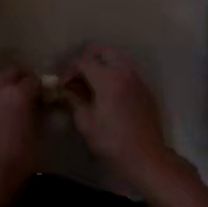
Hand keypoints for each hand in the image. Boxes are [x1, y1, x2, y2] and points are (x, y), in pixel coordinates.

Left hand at [0, 67, 42, 206]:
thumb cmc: (20, 157)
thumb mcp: (39, 134)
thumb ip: (41, 112)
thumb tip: (44, 102)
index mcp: (18, 94)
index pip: (34, 79)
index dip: (44, 85)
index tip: (51, 94)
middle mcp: (0, 90)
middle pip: (13, 72)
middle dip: (25, 77)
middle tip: (36, 91)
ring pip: (0, 81)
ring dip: (11, 85)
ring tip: (22, 102)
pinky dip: (1, 96)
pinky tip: (9, 112)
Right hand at [61, 44, 181, 189]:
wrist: (145, 156)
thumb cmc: (112, 141)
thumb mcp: (86, 122)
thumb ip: (74, 100)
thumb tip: (66, 90)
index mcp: (109, 78)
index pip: (83, 61)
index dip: (68, 70)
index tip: (62, 84)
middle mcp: (125, 71)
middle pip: (103, 51)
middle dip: (86, 59)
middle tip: (76, 76)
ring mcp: (138, 78)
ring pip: (118, 57)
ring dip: (102, 63)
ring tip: (90, 82)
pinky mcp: (145, 88)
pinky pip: (128, 70)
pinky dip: (115, 72)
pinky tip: (107, 91)